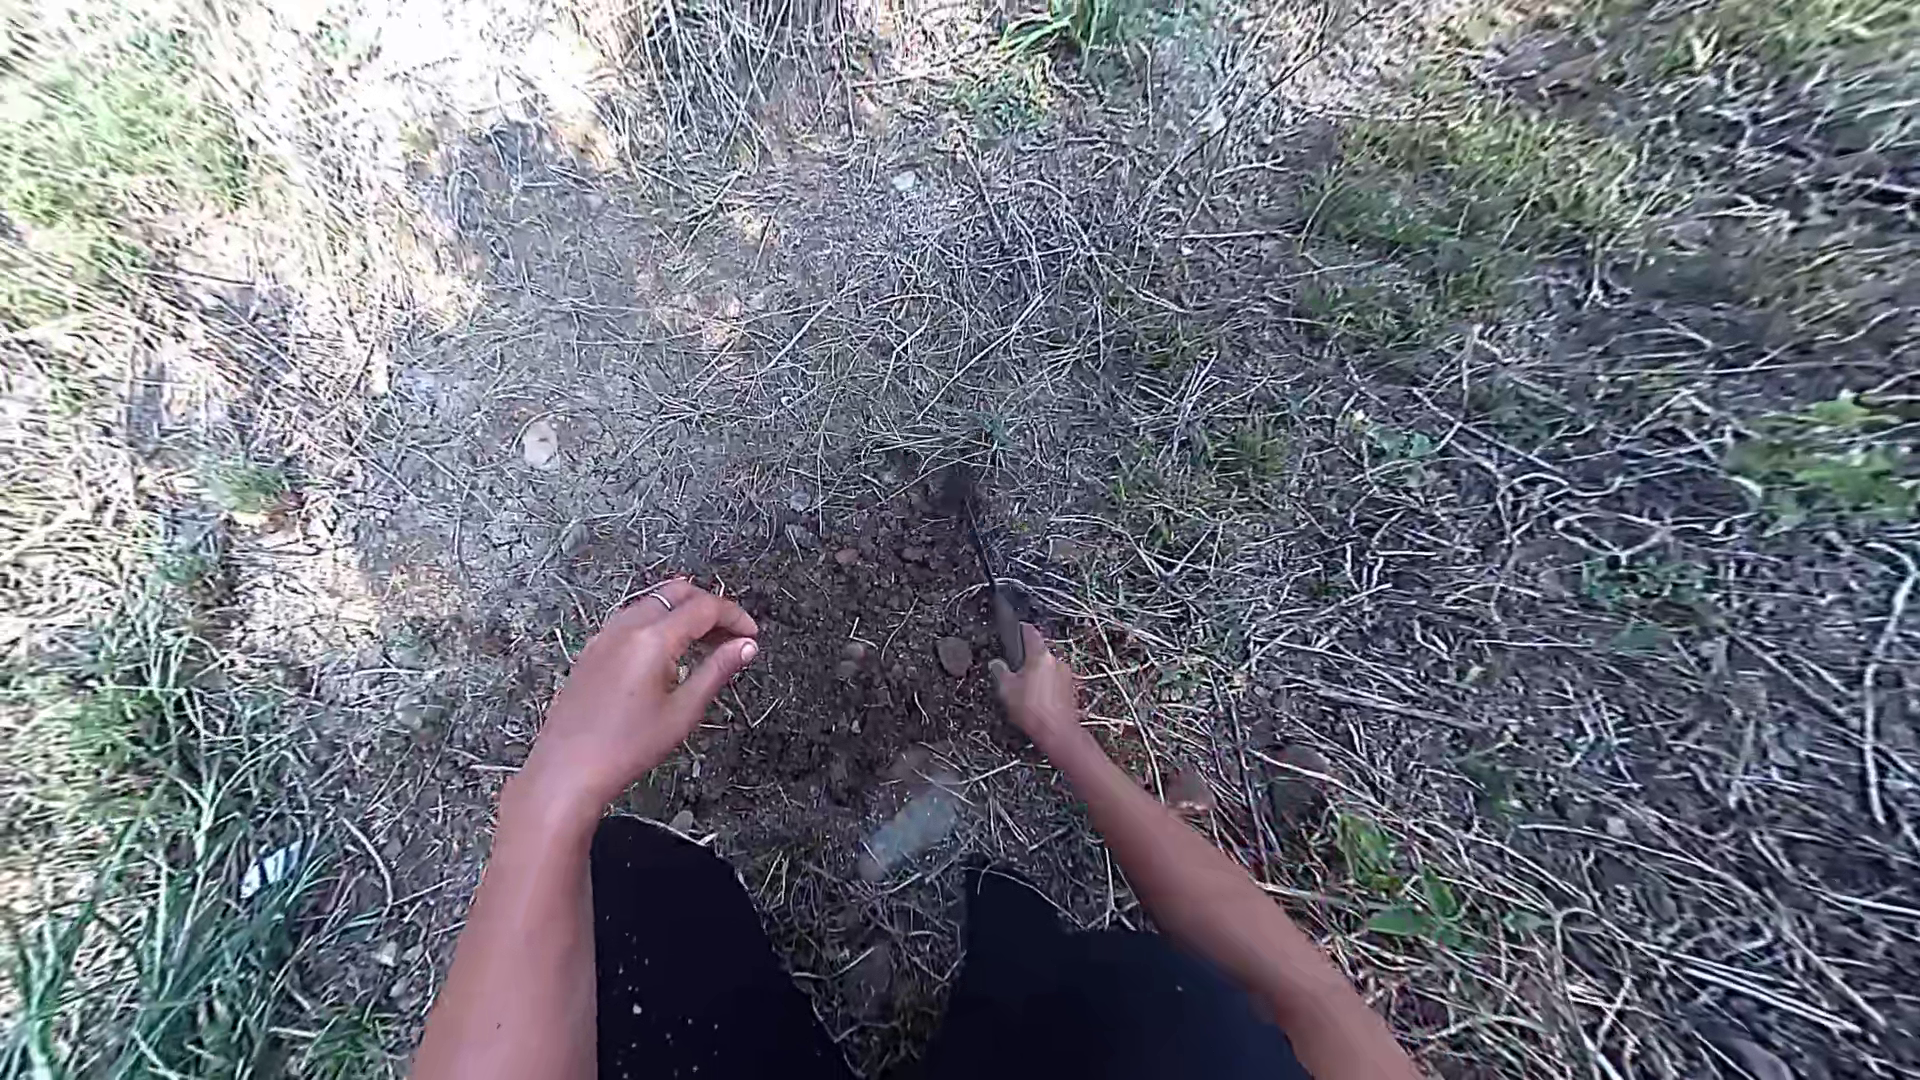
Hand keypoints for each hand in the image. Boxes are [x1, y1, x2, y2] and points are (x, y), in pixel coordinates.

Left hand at [512, 580, 758, 826]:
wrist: (565, 774)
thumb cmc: (627, 748)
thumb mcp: (684, 711)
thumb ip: (718, 670)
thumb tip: (747, 645)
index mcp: (652, 640)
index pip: (705, 607)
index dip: (735, 616)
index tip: (751, 635)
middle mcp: (626, 628)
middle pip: (677, 592)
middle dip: (711, 606)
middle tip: (732, 634)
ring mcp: (605, 637)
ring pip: (654, 601)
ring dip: (685, 612)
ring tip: (708, 643)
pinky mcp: (593, 650)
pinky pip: (633, 618)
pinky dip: (661, 621)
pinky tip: (671, 651)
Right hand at [988, 623, 1087, 753]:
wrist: (1058, 732)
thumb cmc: (1032, 709)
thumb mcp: (1006, 689)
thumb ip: (1000, 671)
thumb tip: (997, 664)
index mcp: (1039, 655)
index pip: (1030, 632)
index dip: (1021, 629)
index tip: (1016, 628)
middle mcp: (1056, 660)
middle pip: (1039, 652)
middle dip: (1027, 659)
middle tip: (1015, 670)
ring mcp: (1066, 675)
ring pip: (1048, 667)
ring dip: (1038, 673)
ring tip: (1025, 690)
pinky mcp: (1071, 689)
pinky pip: (1055, 681)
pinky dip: (1047, 686)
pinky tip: (1038, 700)